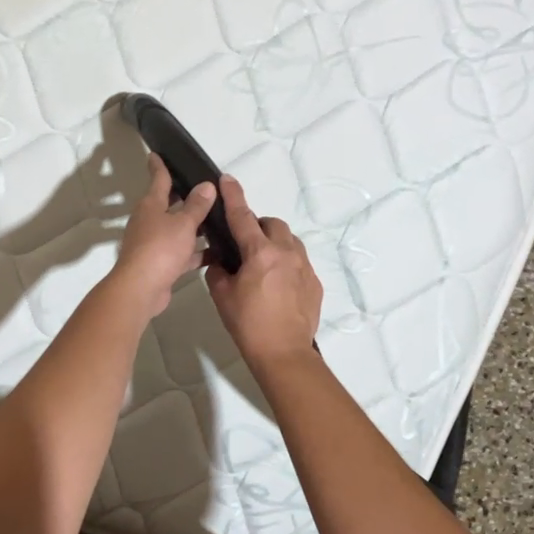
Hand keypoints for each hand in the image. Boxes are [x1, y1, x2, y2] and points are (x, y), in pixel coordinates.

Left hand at [110, 154, 216, 316]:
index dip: (160, 166)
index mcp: (151, 205)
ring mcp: (154, 243)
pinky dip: (197, 251)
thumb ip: (197, 205)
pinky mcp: (161, 264)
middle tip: (205, 187)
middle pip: (169, 204)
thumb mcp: (183, 223)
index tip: (156, 153)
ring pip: (178, 229)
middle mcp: (149, 221)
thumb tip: (206, 185)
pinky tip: (217, 251)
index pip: (158, 179)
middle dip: (185, 196)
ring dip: (194, 225)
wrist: (141, 288)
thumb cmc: (161, 248)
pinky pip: (183, 252)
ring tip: (219, 218)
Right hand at [204, 176, 322, 368]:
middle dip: (258, 226)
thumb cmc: (248, 324)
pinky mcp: (314, 283)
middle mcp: (286, 253)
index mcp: (260, 253)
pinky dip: (286, 264)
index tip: (227, 180)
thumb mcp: (222, 296)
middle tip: (243, 243)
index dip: (233, 196)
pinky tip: (275, 285)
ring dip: (274, 243)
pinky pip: (299, 262)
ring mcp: (304, 267)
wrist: (284, 353)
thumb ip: (219, 271)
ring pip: (290, 241)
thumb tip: (221, 262)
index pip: (242, 217)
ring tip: (261, 264)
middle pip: (272, 224)